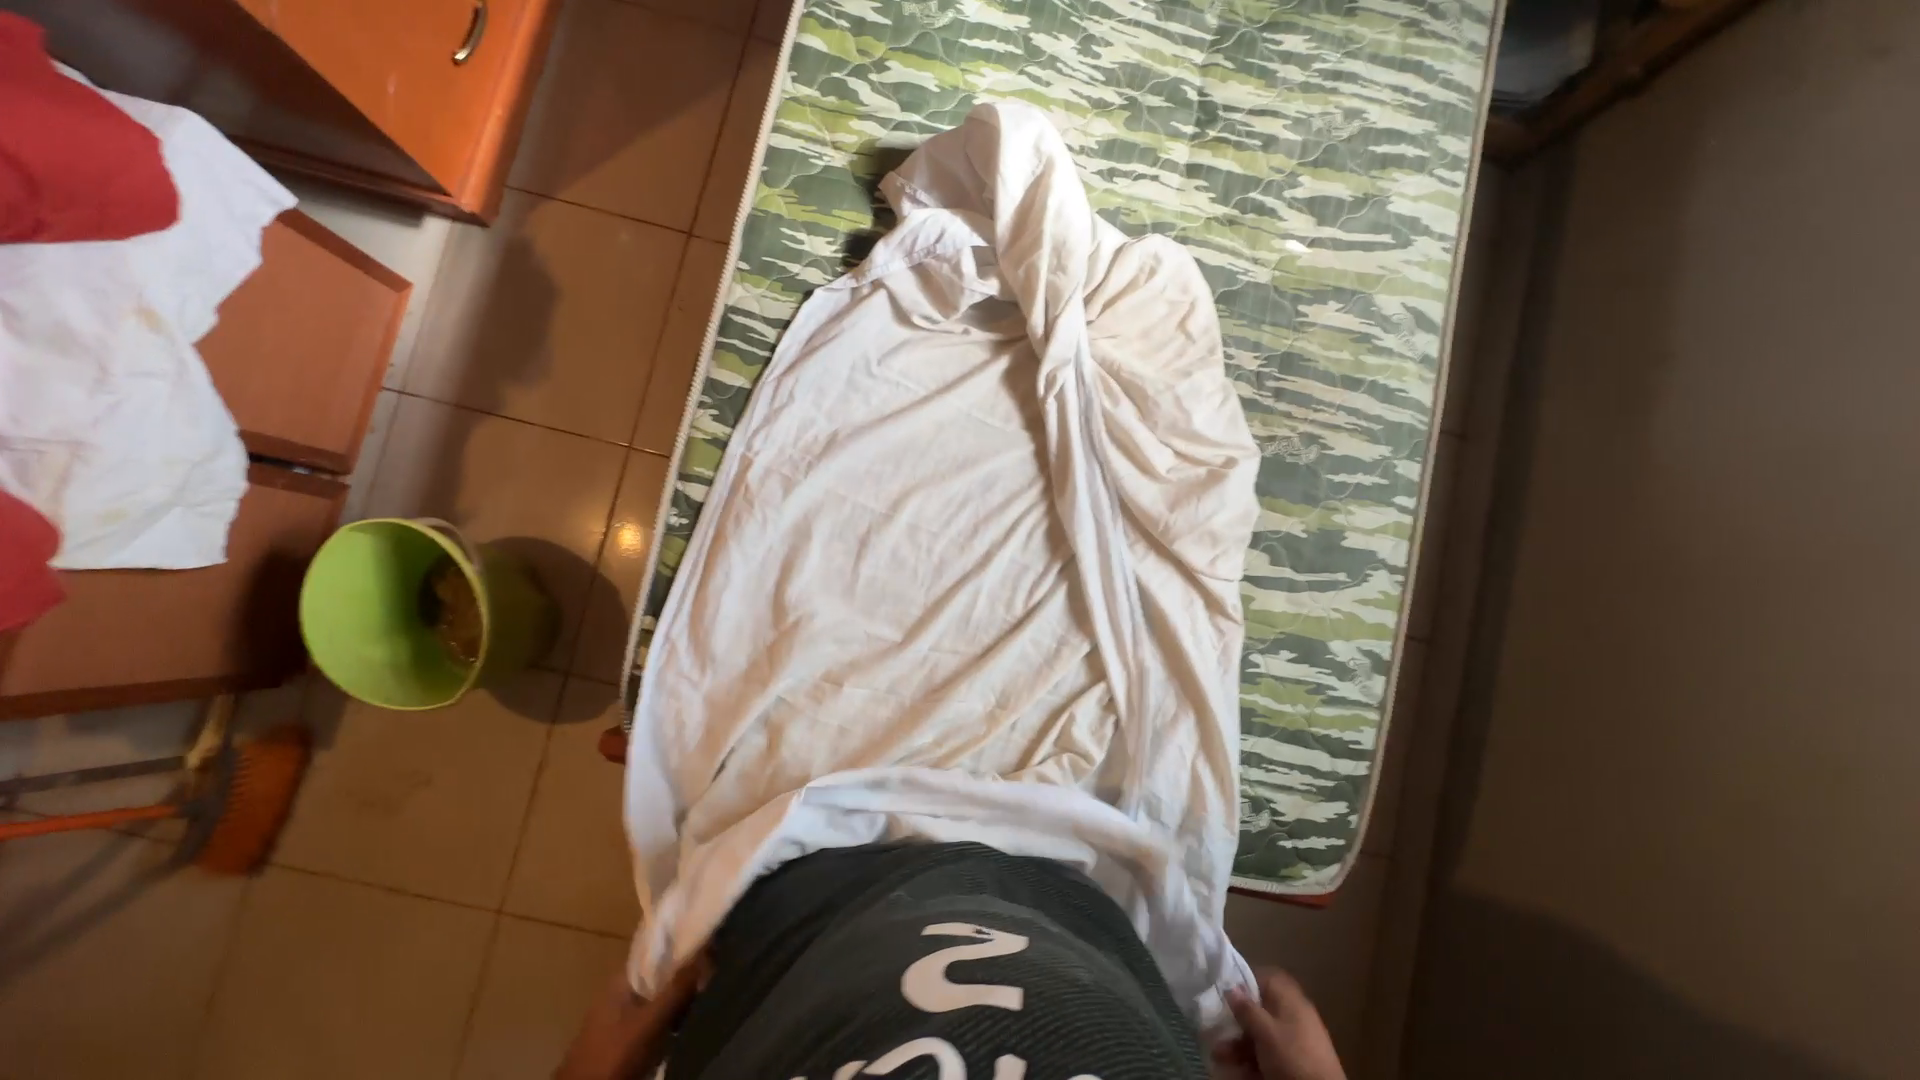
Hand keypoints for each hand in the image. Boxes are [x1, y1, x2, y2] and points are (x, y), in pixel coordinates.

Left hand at [555, 955, 706, 1079]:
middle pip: (661, 974)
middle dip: (686, 975)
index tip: (713, 946)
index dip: (685, 946)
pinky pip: (655, 1020)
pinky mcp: (625, 1038)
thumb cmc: (614, 1055)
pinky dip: (672, 1020)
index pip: (658, 950)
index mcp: (621, 979)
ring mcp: (621, 1017)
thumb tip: (707, 948)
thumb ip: (678, 988)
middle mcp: (620, 992)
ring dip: (681, 999)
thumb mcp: (650, 1021)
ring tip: (708, 997)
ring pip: (660, 998)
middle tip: (715, 977)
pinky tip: (688, 1025)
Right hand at [1211, 968, 1346, 1079]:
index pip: (1269, 978)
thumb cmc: (1292, 1056)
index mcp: (1291, 1001)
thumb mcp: (1265, 1031)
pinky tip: (1237, 1070)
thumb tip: (1231, 987)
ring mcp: (1295, 1041)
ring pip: (1261, 1035)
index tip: (1227, 990)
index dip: (1247, 980)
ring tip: (1219, 1056)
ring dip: (1238, 1044)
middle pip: (1261, 1010)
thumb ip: (1247, 1009)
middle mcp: (1294, 1017)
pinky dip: (1251, 1060)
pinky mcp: (1294, 1062)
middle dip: (1237, 1021)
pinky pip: (1268, 1054)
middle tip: (1218, 1029)